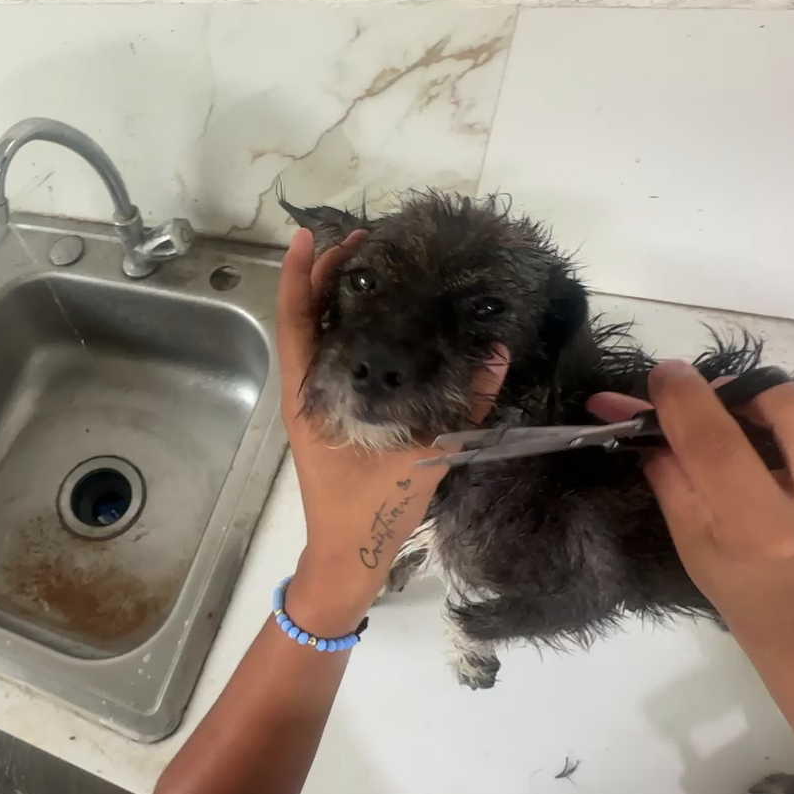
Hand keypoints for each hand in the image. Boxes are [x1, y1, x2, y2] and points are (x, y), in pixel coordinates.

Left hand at [275, 228, 507, 634]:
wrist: (345, 556)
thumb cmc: (369, 511)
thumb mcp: (421, 458)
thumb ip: (460, 407)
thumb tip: (497, 352)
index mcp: (310, 399)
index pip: (297, 324)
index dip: (299, 278)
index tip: (311, 236)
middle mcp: (305, 395)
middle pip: (305, 323)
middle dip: (325, 278)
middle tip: (364, 240)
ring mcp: (315, 406)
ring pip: (317, 341)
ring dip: (336, 302)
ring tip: (371, 266)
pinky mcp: (329, 417)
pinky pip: (332, 361)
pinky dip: (348, 331)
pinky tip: (378, 319)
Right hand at [589, 362, 793, 672]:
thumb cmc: (739, 583)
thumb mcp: (688, 537)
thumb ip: (665, 469)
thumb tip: (624, 406)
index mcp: (762, 534)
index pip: (717, 447)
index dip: (685, 400)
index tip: (666, 375)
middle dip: (756, 393)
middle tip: (732, 409)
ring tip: (780, 420)